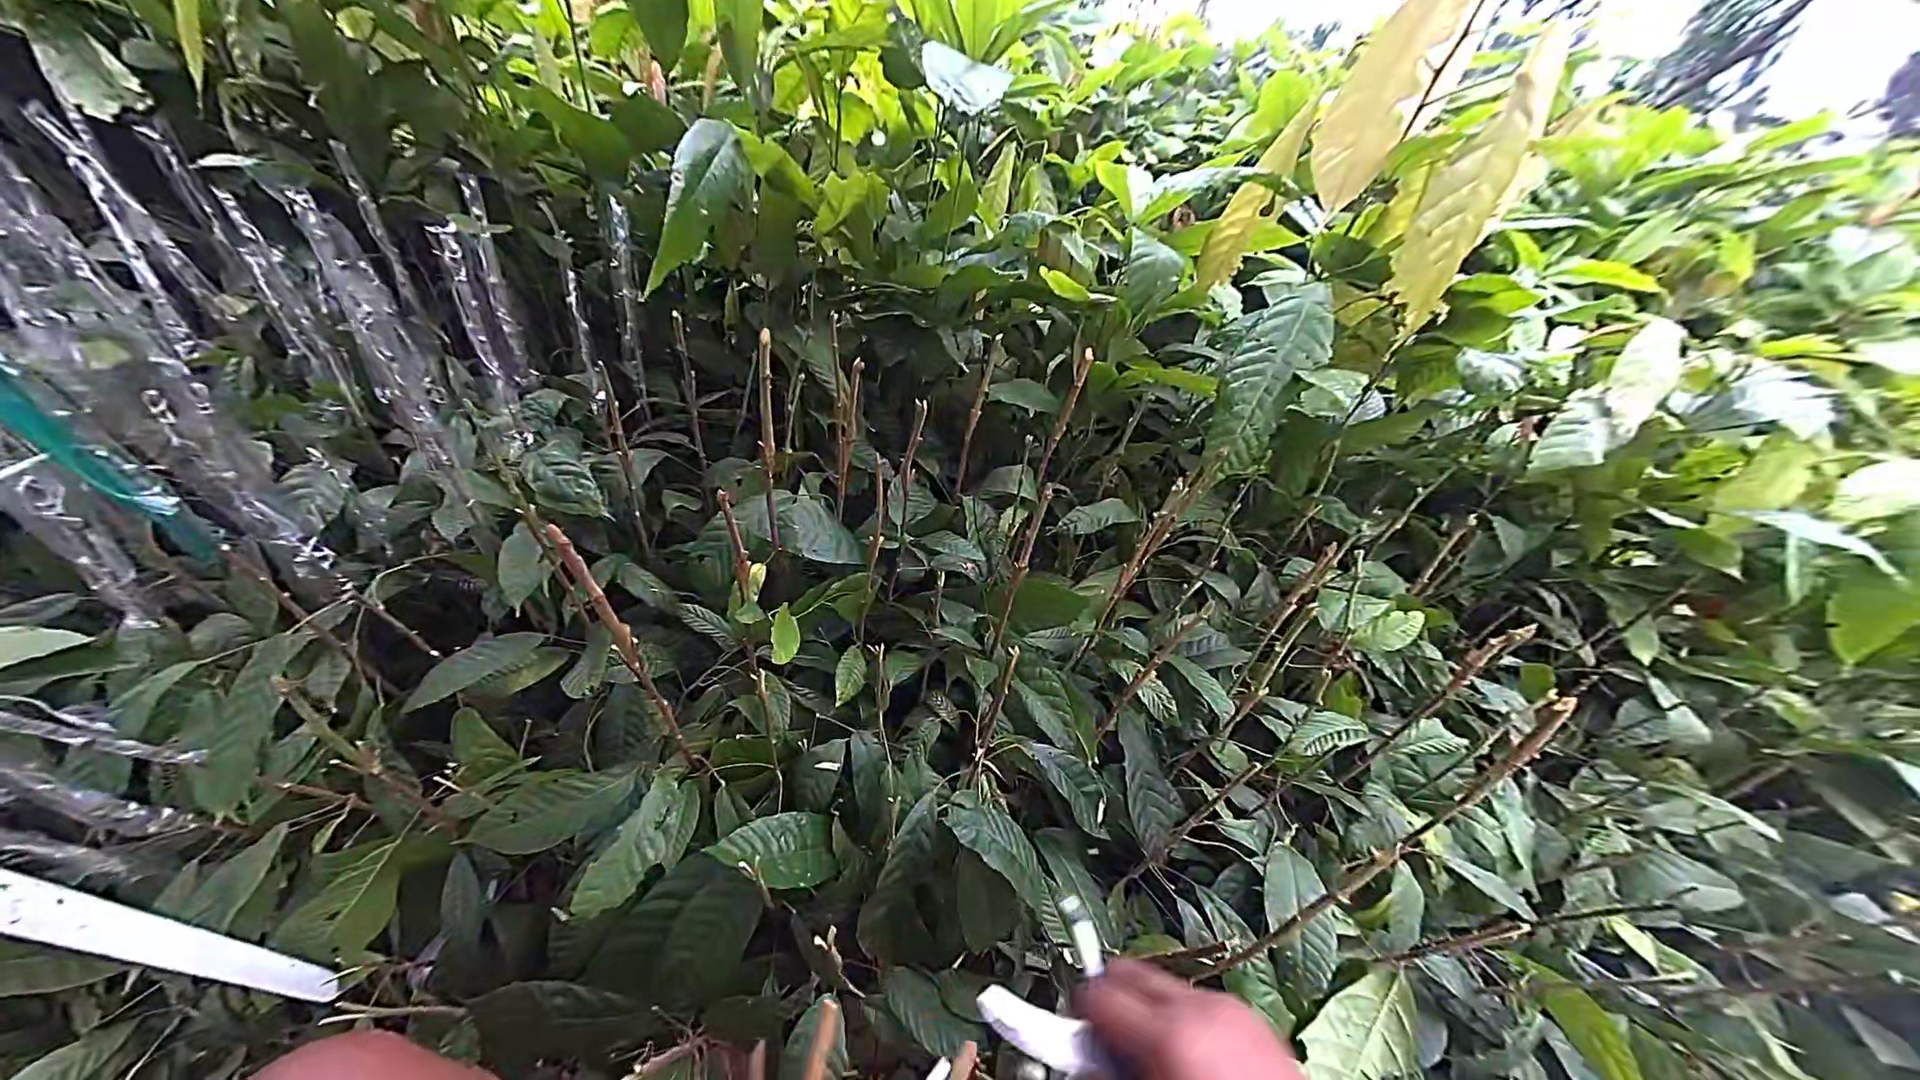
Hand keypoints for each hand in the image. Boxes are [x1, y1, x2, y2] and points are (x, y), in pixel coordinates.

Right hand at [1076, 959, 1304, 1079]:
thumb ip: (1107, 1072)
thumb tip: (1086, 1061)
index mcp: (1168, 1033)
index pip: (1097, 990)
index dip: (1080, 1009)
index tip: (1078, 1028)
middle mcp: (1199, 1006)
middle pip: (1128, 971)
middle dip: (1113, 1000)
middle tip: (1110, 1040)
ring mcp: (1230, 1009)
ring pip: (1164, 985)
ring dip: (1149, 1011)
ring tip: (1158, 1058)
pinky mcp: (1254, 1018)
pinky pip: (1202, 1002)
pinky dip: (1186, 1020)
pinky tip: (1194, 1061)